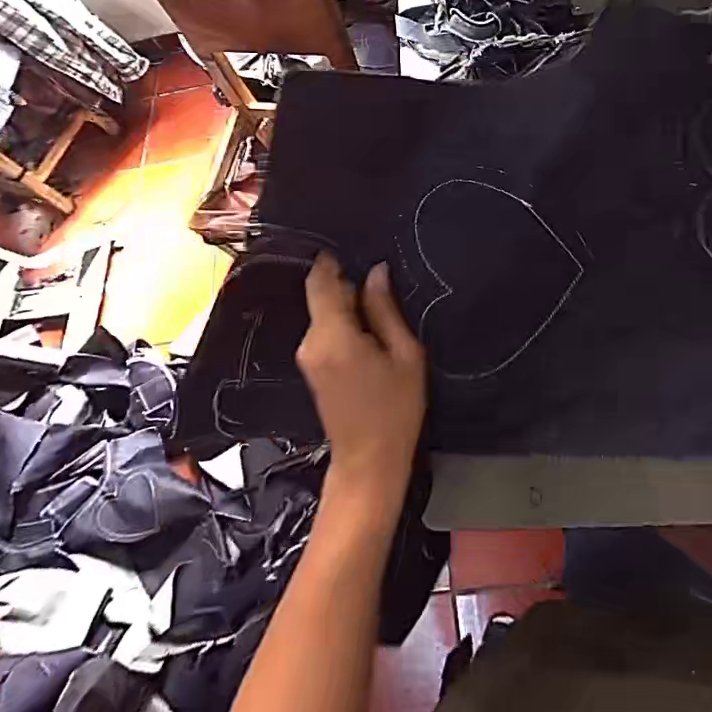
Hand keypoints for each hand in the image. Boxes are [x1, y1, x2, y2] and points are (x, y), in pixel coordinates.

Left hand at [297, 253, 427, 482]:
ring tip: (384, 313)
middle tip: (386, 288)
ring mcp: (307, 357)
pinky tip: (371, 336)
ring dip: (350, 309)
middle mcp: (310, 342)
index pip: (321, 283)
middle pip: (324, 298)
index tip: (355, 249)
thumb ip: (386, 310)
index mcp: (333, 336)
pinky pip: (325, 333)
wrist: (368, 462)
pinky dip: (344, 326)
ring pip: (325, 315)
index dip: (333, 262)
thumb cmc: (395, 409)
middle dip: (350, 288)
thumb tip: (376, 272)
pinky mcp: (311, 368)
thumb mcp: (405, 355)